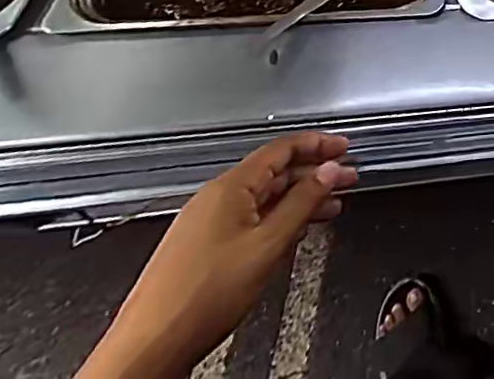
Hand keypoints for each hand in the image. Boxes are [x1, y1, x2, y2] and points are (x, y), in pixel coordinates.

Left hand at [79, 133, 358, 378]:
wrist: (148, 349)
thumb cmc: (197, 299)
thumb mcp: (267, 245)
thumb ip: (303, 203)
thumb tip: (328, 172)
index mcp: (229, 187)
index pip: (282, 148)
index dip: (317, 144)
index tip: (341, 146)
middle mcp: (216, 198)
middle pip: (275, 171)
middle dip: (314, 173)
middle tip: (345, 176)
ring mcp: (208, 222)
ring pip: (265, 197)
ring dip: (300, 197)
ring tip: (330, 204)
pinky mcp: (204, 247)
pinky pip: (252, 218)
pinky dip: (280, 218)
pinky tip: (295, 230)